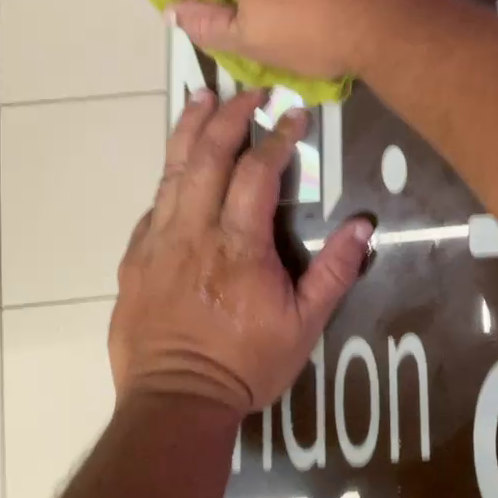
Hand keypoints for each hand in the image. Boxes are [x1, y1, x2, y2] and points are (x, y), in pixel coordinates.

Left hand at [109, 88, 374, 411]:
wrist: (174, 405)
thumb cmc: (246, 363)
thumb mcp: (305, 323)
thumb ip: (335, 271)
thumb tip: (363, 225)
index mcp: (238, 245)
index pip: (257, 173)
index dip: (278, 137)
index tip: (294, 113)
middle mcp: (194, 232)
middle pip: (207, 157)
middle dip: (229, 117)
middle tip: (248, 91)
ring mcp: (157, 243)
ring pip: (172, 172)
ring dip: (189, 129)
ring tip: (201, 97)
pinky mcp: (135, 260)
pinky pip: (153, 206)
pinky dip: (169, 177)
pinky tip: (177, 167)